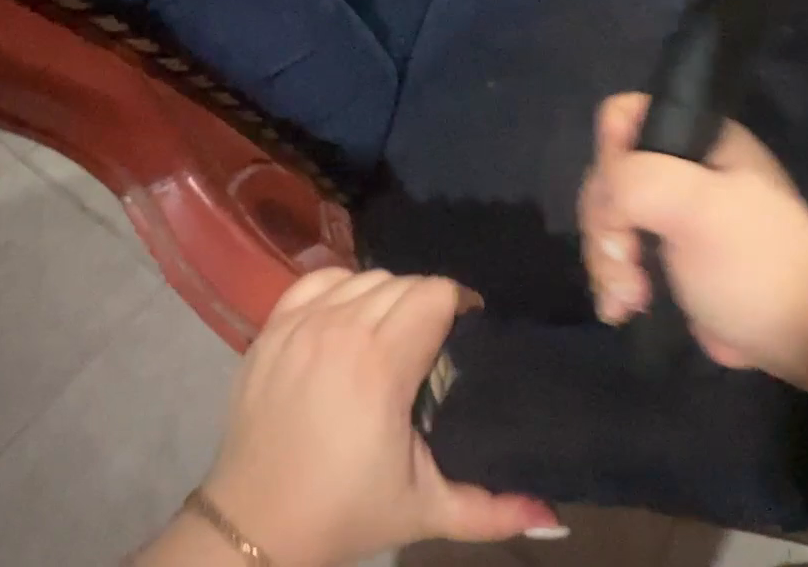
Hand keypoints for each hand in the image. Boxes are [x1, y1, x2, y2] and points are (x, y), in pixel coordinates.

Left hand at [199, 269, 560, 564]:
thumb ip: (494, 511)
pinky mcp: (271, 329)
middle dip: (429, 303)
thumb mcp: (426, 511)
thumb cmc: (344, 514)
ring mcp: (301, 326)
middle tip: (434, 341)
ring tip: (394, 331)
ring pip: (366, 276)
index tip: (466, 331)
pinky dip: (342, 288)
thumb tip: (558, 519)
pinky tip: (349, 316)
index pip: (436, 293)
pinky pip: (319, 279)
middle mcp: (342, 331)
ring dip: (389, 295)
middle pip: (406, 281)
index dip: (460, 305)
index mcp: (383, 365)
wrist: (250, 531)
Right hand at [579, 93, 807, 374]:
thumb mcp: (699, 207)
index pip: (624, 117)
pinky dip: (611, 279)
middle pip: (606, 175)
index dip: (610, 157)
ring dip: (606, 261)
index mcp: (698, 138)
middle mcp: (681, 166)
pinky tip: (620, 309)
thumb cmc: (756, 262)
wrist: (800, 333)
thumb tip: (602, 195)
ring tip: (628, 300)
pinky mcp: (664, 252)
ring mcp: (671, 211)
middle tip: (626, 264)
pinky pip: (618, 251)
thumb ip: (639, 179)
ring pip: (606, 217)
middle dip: (606, 226)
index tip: (622, 206)